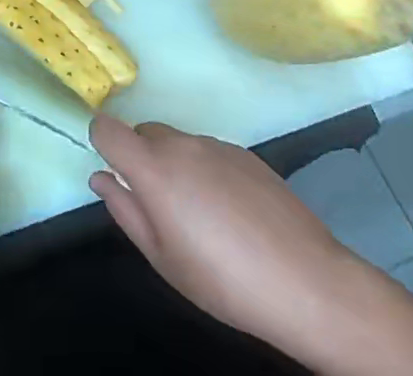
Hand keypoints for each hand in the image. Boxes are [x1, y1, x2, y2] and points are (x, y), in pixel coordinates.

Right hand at [87, 115, 363, 344]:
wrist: (310, 285)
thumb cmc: (224, 280)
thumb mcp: (161, 257)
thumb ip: (124, 210)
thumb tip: (102, 178)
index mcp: (152, 168)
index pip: (106, 127)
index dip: (102, 144)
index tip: (116, 174)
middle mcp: (181, 145)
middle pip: (143, 132)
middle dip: (141, 158)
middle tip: (161, 205)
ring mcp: (217, 146)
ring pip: (178, 142)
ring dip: (175, 164)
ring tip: (203, 214)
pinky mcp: (247, 155)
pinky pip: (210, 152)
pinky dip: (207, 170)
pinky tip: (233, 213)